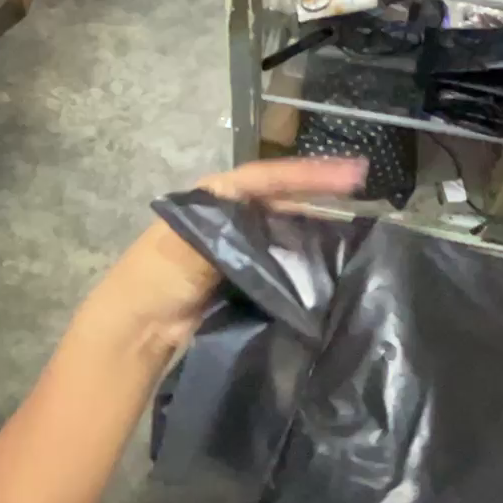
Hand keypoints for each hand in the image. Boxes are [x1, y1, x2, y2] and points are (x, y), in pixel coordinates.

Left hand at [89, 158, 366, 348]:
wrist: (137, 328)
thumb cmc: (157, 277)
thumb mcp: (190, 245)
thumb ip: (234, 232)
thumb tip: (285, 229)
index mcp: (214, 199)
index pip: (268, 178)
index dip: (310, 174)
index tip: (351, 174)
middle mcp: (231, 219)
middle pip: (282, 204)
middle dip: (320, 201)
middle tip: (364, 200)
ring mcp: (239, 252)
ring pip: (285, 236)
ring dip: (315, 235)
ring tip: (357, 236)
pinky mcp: (245, 282)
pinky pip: (280, 268)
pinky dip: (303, 267)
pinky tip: (331, 268)